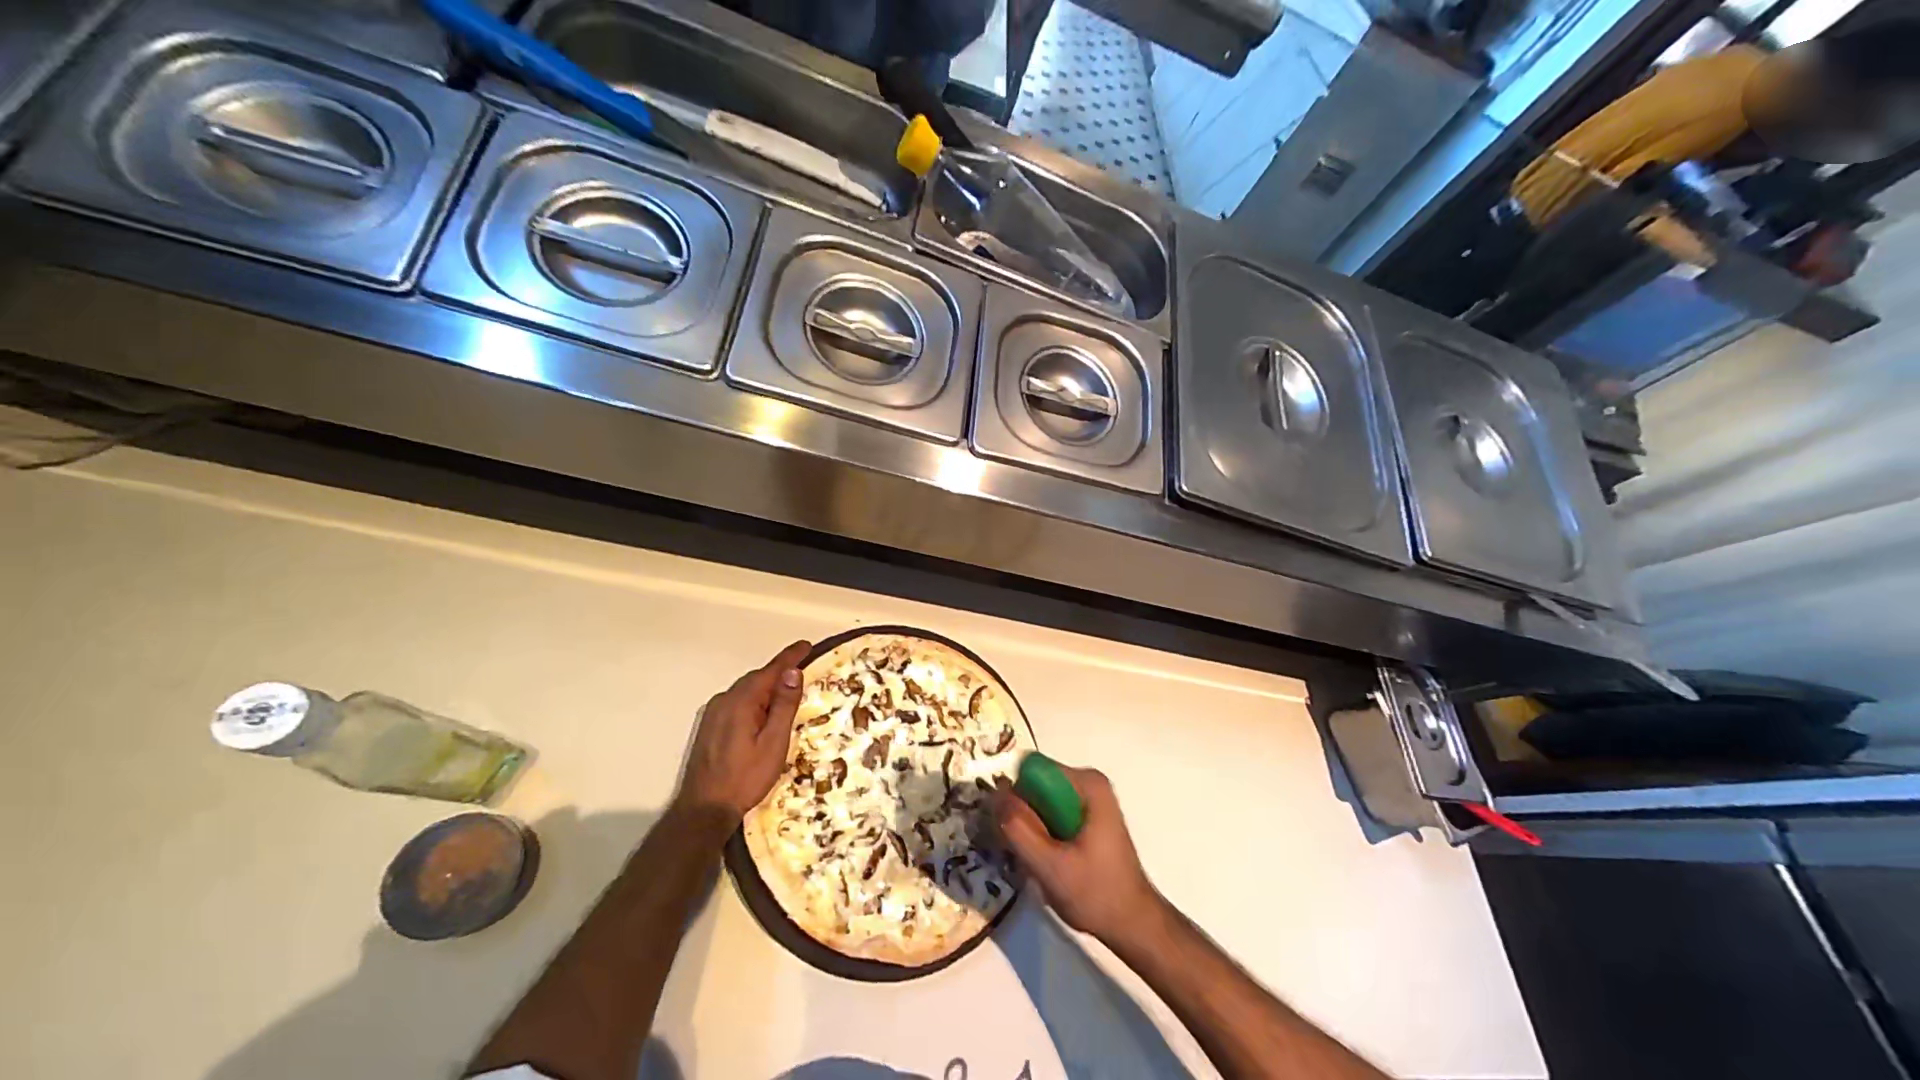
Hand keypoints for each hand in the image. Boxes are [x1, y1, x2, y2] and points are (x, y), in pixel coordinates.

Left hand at [673, 640, 810, 824]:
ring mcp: (713, 713)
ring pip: (746, 692)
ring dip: (767, 689)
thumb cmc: (745, 778)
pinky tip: (764, 715)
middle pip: (757, 679)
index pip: (771, 671)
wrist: (704, 809)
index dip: (790, 657)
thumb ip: (783, 705)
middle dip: (779, 673)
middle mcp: (724, 700)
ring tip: (788, 694)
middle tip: (804, 671)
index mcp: (742, 701)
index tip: (807, 645)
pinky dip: (754, 701)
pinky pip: (737, 703)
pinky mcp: (710, 727)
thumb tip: (792, 672)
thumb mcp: (774, 743)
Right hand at [993, 763, 1159, 942]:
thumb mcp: (1050, 866)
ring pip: (1038, 803)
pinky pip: (1048, 815)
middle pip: (1033, 786)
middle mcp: (1086, 783)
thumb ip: (1019, 829)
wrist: (1132, 924)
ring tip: (1034, 862)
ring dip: (1028, 830)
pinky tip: (1045, 862)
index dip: (1014, 797)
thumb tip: (994, 795)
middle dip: (1021, 816)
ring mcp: (1086, 800)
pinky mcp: (1083, 818)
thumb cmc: (1096, 894)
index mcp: (1086, 783)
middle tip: (1020, 851)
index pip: (1030, 770)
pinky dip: (1040, 836)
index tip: (1009, 830)